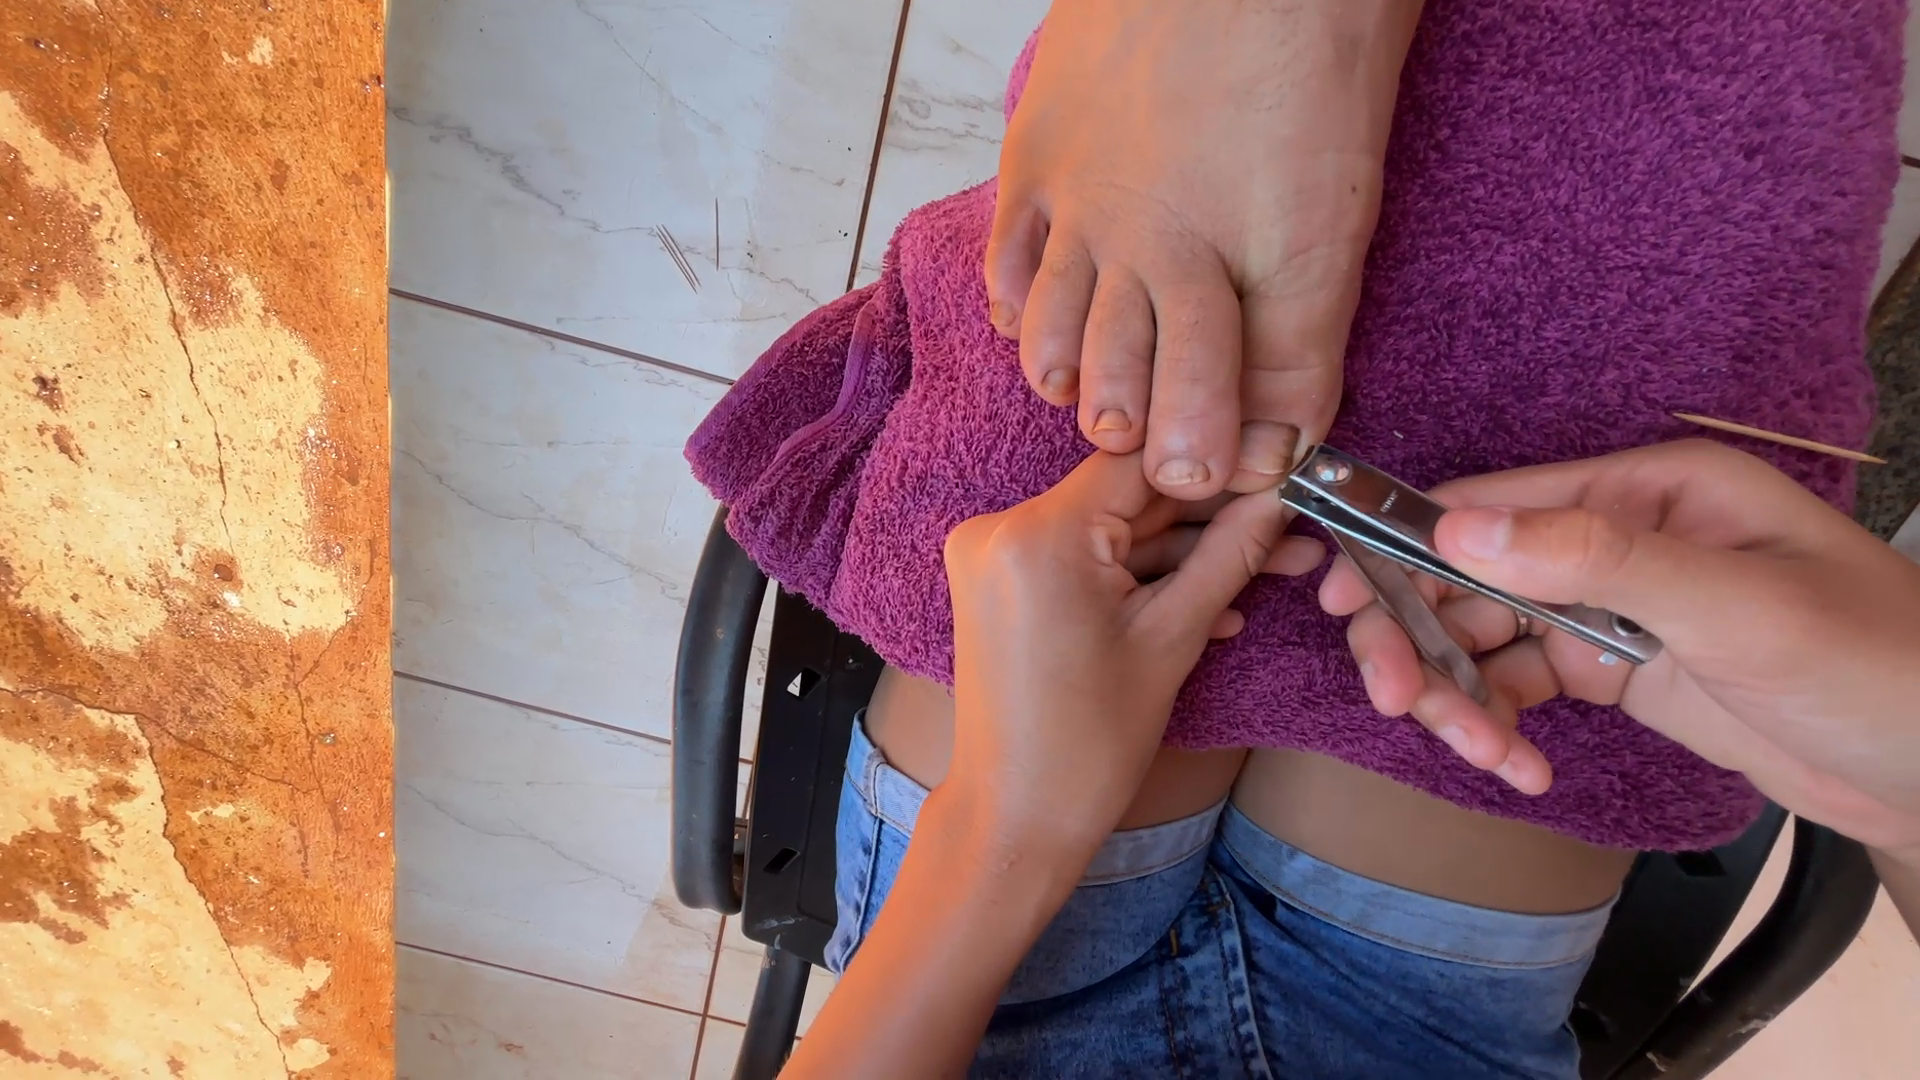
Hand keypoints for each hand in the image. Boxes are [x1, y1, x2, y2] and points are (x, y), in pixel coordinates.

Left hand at [941, 451, 1323, 863]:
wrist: (1016, 811)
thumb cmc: (1090, 742)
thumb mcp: (1173, 638)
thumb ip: (1230, 553)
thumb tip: (1279, 495)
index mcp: (1038, 534)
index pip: (1139, 463)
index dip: (1217, 465)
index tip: (1276, 473)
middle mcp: (1000, 528)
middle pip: (1123, 499)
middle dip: (1207, 519)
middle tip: (1287, 528)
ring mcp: (992, 553)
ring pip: (1106, 532)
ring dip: (1178, 554)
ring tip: (1266, 566)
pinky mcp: (997, 578)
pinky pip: (1078, 559)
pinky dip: (1132, 577)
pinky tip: (1206, 600)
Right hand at [988, 0, 1423, 497]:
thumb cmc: (1313, 57)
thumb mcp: (1336, 218)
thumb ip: (1301, 344)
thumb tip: (1285, 444)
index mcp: (1226, 266)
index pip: (1212, 400)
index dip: (1216, 457)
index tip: (1220, 482)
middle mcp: (1139, 249)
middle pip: (1117, 381)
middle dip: (1135, 434)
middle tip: (1143, 454)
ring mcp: (1076, 204)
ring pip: (1049, 335)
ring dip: (1068, 382)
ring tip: (1086, 402)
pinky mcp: (1034, 161)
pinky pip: (1004, 263)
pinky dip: (1013, 310)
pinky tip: (1029, 323)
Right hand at [1321, 440, 1919, 860]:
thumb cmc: (1882, 674)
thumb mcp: (1738, 610)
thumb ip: (1594, 557)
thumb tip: (1453, 530)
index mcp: (1635, 493)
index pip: (1482, 508)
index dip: (1398, 549)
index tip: (1343, 599)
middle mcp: (1597, 538)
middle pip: (1457, 581)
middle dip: (1418, 642)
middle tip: (1393, 698)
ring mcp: (1590, 605)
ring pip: (1472, 639)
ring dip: (1459, 698)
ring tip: (1485, 752)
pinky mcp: (1592, 664)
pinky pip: (1508, 685)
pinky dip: (1498, 726)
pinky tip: (1521, 766)